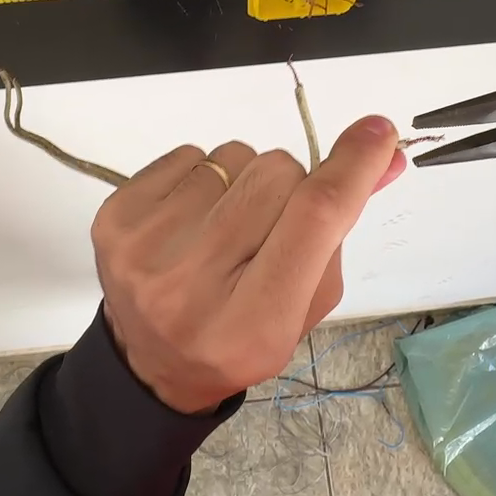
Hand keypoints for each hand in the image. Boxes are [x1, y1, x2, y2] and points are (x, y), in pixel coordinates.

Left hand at [91, 117, 405, 412]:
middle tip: (274, 222)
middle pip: (275, 174)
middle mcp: (192, 287)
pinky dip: (203, 174)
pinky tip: (194, 218)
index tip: (378, 134)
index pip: (313, 220)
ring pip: (232, 155)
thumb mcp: (305, 300)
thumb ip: (341, 228)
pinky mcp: (114, 217)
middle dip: (290, 184)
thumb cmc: (242, 334)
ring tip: (226, 225)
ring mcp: (145, 249)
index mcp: (254, 324)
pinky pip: (189, 153)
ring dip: (243, 180)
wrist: (153, 362)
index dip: (352, 168)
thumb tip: (381, 154)